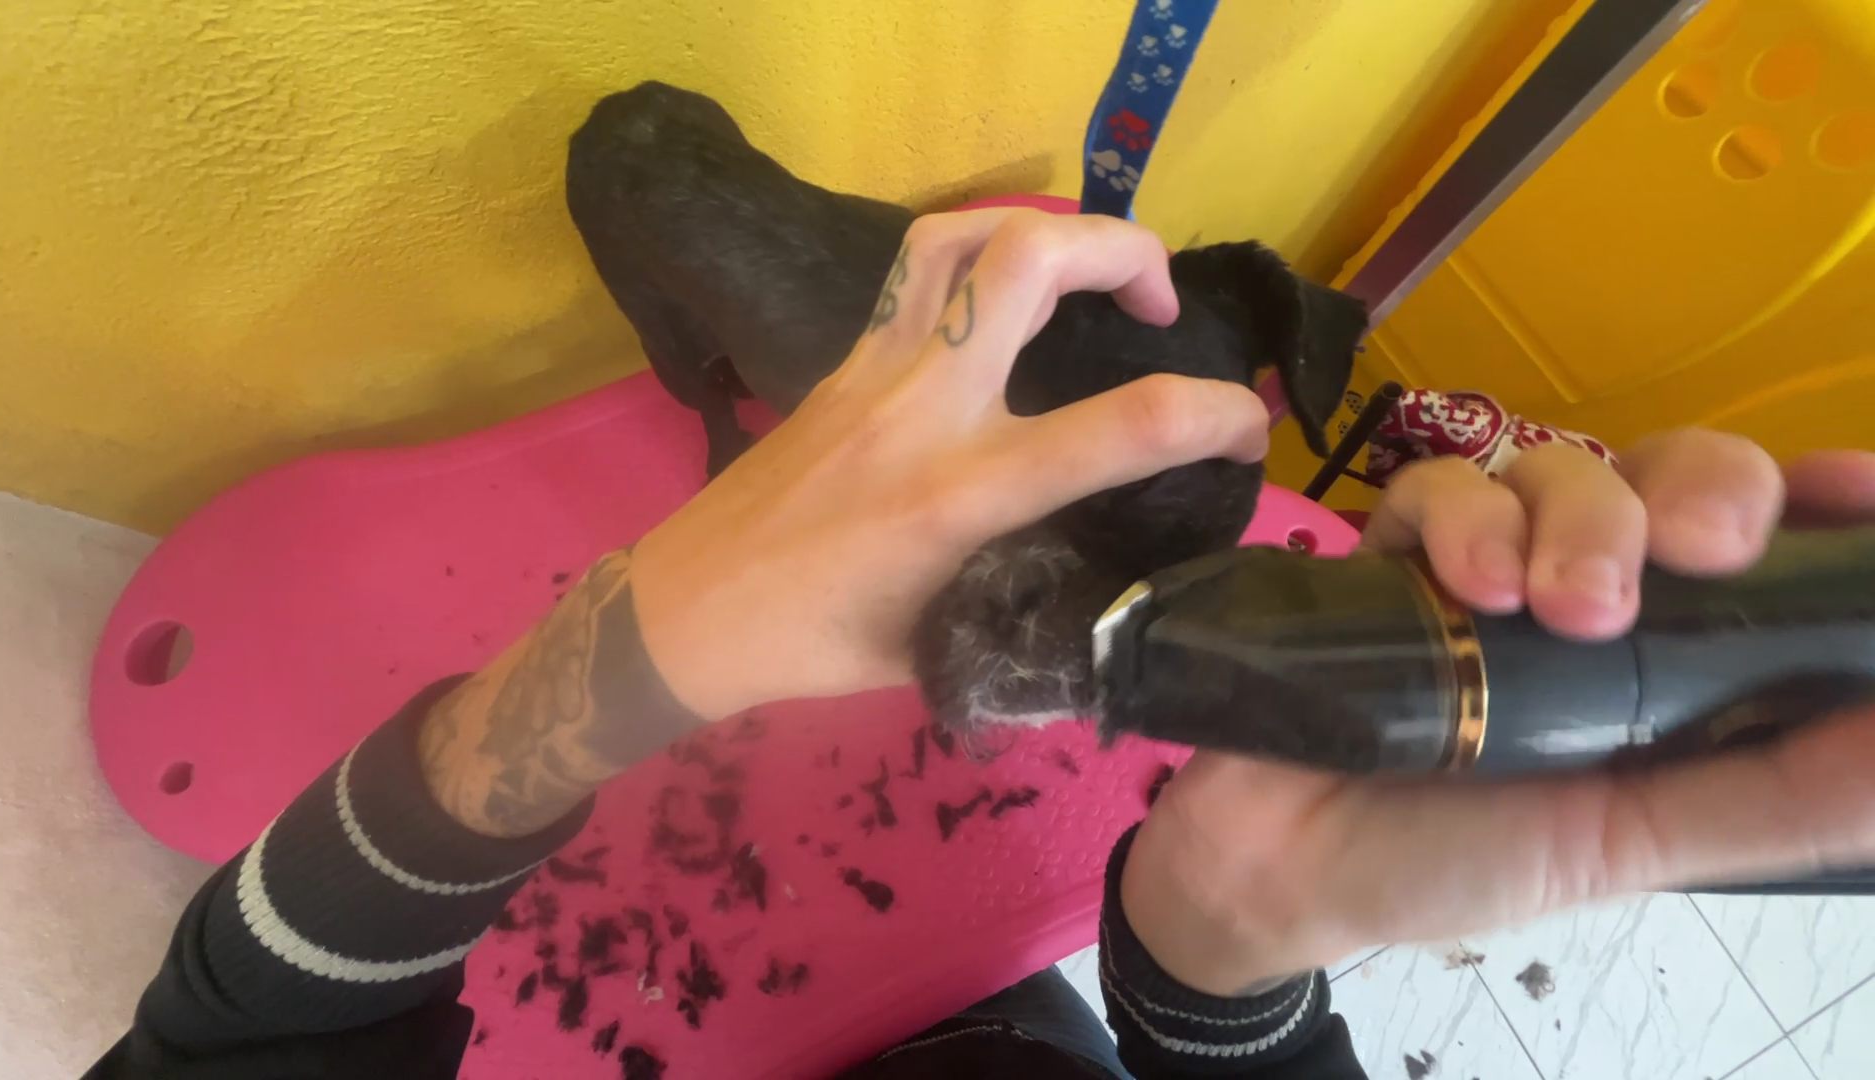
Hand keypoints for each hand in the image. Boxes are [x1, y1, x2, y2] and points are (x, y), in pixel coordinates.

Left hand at [629, 209, 1269, 719]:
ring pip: (961, 236)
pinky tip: (1000, 303)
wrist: (687, 609)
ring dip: (1042, 230)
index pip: (1121, 430)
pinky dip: (978, 254)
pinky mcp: (840, 363)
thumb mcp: (934, 649)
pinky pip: (915, 272)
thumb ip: (1020, 613)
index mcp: (958, 497)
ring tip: (1080, 274)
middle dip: (1125, 251)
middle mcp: (921, 410)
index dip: (1213, 415)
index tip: (1244, 427)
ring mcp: (872, 372)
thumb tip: (1092, 601)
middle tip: (1158, 306)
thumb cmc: (808, 646)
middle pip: (1029, 262)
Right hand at [1121, 437, 1874, 995]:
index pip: (1747, 553)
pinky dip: (1457, 514)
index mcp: (1646, 668)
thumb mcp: (1625, 849)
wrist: (1280, 858)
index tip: (1852, 489)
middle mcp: (1561, 600)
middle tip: (1691, 557)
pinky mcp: (1374, 561)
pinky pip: (1424, 490)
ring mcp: (1460, 572)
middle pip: (1649, 477)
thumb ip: (1771, 802)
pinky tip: (1465, 583)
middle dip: (1688, 494)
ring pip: (1537, 468)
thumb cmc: (1444, 864)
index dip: (1805, 502)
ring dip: (1567, 512)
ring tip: (1538, 604)